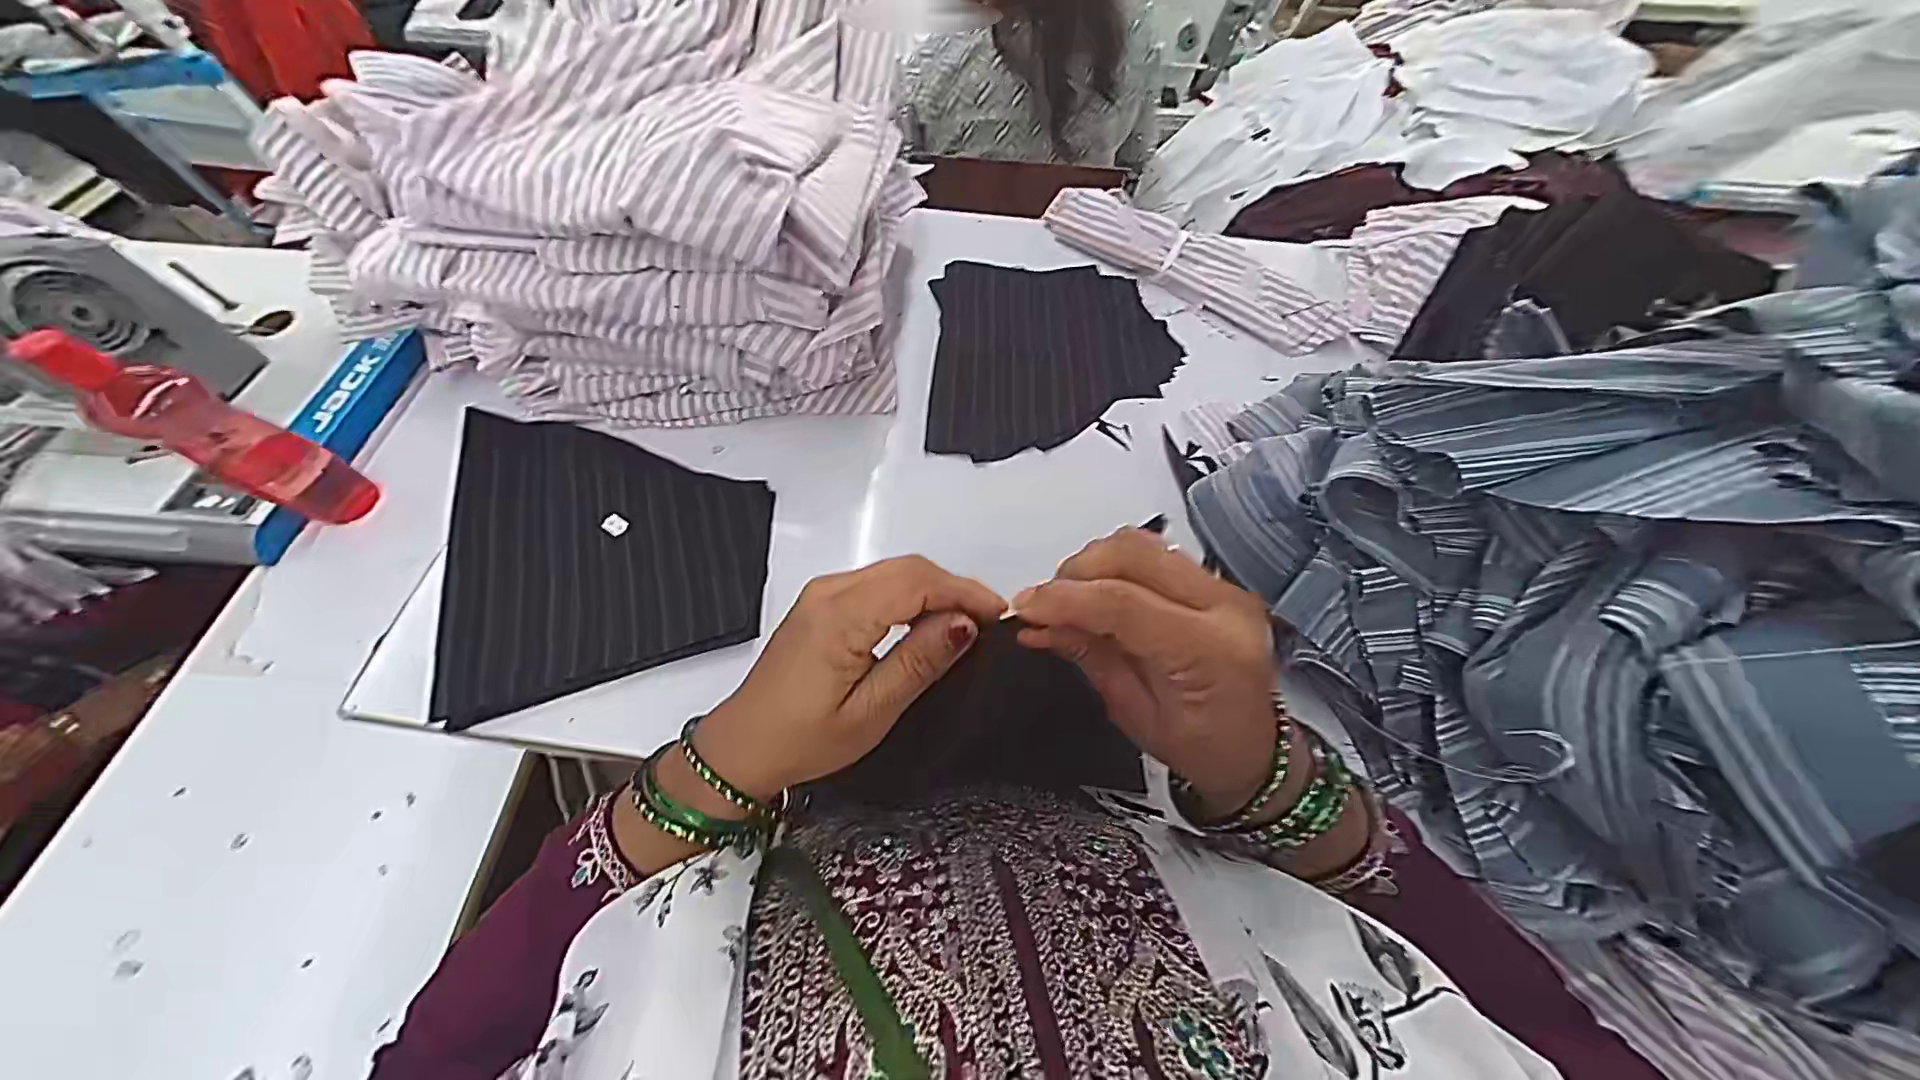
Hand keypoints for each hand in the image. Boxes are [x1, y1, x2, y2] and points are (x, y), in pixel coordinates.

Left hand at [693, 556, 1006, 798]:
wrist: (742, 746)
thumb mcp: (871, 712)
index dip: (964, 592)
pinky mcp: (822, 602)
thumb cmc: (801, 739)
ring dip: (935, 589)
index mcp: (841, 617)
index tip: (998, 615)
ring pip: (895, 571)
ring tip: (966, 623)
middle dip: (955, 587)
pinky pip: (878, 582)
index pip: (917, 582)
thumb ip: (919, 662)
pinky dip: (912, 594)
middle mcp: (830, 592)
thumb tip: (963, 625)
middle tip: (988, 620)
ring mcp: (823, 593)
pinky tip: (928, 620)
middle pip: (908, 568)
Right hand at [1014, 528, 1279, 817]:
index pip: (1123, 603)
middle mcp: (1223, 607)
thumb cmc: (1202, 748)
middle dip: (1074, 572)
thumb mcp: (1133, 713)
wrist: (1256, 752)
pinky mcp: (1213, 582)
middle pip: (1132, 554)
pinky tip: (1095, 594)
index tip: (1024, 607)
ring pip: (1141, 544)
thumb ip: (1088, 657)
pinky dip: (1113, 566)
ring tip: (1069, 600)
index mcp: (1209, 651)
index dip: (1064, 599)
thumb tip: (1039, 624)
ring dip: (1092, 564)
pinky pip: (1153, 555)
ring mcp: (1223, 588)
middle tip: (1044, 605)